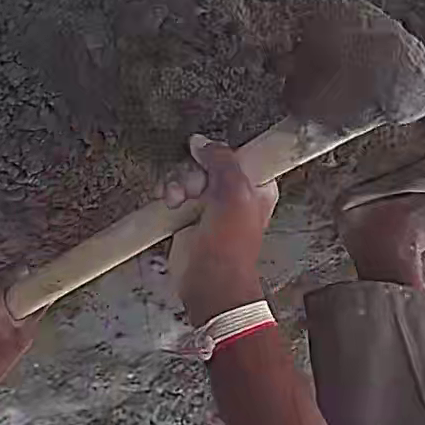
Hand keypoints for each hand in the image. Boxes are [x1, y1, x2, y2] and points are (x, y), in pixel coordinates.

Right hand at [165, 134, 278, 323]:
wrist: (209, 281)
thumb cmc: (231, 243)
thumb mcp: (234, 191)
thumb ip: (220, 159)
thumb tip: (200, 142)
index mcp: (256, 186)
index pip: (237, 154)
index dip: (220, 156)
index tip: (209, 162)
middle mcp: (233, 192)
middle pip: (207, 163)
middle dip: (194, 173)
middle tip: (194, 188)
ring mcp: (209, 204)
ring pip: (188, 175)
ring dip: (178, 184)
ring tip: (177, 199)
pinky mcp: (188, 215)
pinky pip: (174, 191)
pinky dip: (168, 193)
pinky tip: (168, 202)